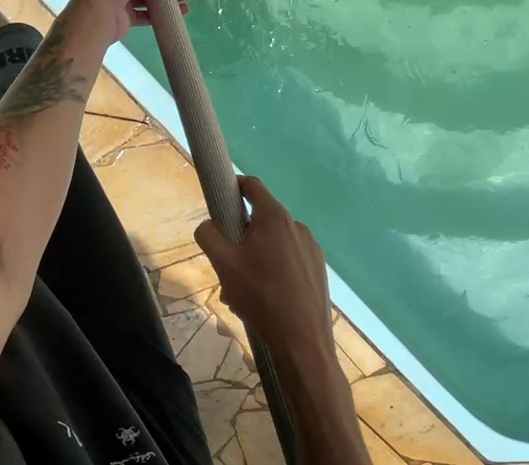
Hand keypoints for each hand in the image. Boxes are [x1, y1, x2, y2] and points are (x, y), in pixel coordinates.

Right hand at [195, 176, 331, 358]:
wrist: (303, 344)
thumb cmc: (260, 296)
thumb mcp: (222, 263)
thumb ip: (208, 234)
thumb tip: (209, 225)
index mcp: (275, 218)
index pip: (252, 185)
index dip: (233, 187)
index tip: (221, 204)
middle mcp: (297, 227)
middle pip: (262, 219)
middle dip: (242, 236)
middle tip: (229, 262)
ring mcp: (312, 250)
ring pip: (275, 243)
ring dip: (257, 257)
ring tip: (245, 289)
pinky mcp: (320, 272)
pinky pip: (290, 261)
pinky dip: (275, 271)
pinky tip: (265, 300)